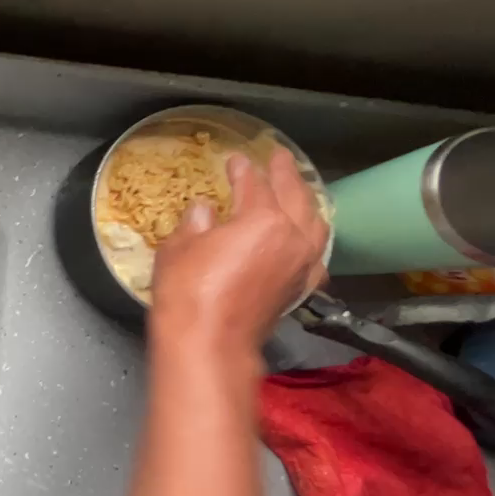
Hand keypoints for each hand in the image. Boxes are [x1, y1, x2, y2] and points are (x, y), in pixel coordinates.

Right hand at [149, 148, 329, 355]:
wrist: (209, 337)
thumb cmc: (187, 290)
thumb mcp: (178, 248)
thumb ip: (196, 223)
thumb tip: (204, 210)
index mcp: (262, 220)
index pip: (254, 185)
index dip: (243, 169)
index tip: (236, 158)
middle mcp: (293, 236)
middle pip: (296, 196)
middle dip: (286, 174)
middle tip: (278, 157)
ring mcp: (304, 261)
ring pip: (316, 221)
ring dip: (305, 201)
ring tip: (297, 190)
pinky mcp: (303, 284)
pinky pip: (315, 249)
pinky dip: (310, 234)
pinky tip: (303, 236)